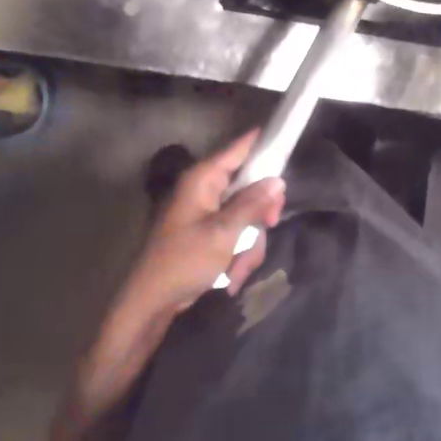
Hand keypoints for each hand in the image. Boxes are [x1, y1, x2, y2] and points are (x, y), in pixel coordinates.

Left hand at [117, 130, 286, 323]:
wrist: (153, 300)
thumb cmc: (185, 260)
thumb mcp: (224, 232)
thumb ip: (252, 204)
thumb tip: (278, 180)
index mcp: (203, 180)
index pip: (238, 149)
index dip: (262, 143)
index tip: (286, 140)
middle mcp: (205, 190)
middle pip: (249, 187)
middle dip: (259, 215)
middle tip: (271, 224)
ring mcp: (206, 213)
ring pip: (246, 217)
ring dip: (248, 245)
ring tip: (236, 270)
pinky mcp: (208, 234)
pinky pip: (235, 235)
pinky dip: (237, 256)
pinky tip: (230, 278)